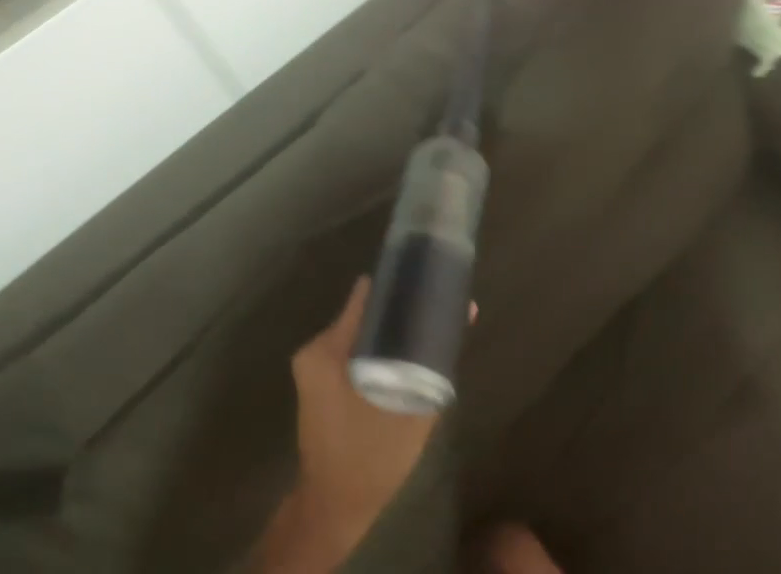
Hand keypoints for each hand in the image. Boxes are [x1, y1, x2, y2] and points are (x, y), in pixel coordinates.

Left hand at [255, 278, 447, 571]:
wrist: (337, 505)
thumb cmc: (373, 453)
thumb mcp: (415, 403)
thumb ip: (439, 354)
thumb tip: (466, 309)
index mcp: (328, 348)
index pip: (367, 295)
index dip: (401, 283)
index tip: (431, 275)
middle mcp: (315, 349)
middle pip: (365, 313)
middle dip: (401, 309)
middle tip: (439, 308)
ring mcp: (314, 368)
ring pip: (361, 335)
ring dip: (391, 333)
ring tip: (429, 332)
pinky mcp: (319, 384)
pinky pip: (353, 354)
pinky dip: (379, 352)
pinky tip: (408, 360)